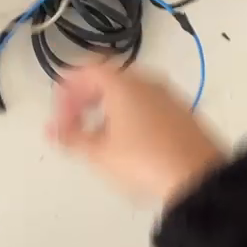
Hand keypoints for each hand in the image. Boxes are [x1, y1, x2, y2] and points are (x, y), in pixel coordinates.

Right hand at [47, 64, 226, 208]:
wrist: (195, 177)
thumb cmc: (147, 161)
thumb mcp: (98, 152)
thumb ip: (70, 137)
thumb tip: (51, 130)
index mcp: (122, 84)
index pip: (87, 69)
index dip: (67, 87)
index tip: (59, 108)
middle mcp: (146, 82)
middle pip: (108, 78)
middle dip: (86, 97)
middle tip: (73, 121)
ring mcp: (167, 95)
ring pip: (129, 91)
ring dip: (107, 107)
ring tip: (97, 135)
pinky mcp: (180, 112)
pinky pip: (147, 104)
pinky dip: (129, 114)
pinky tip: (126, 141)